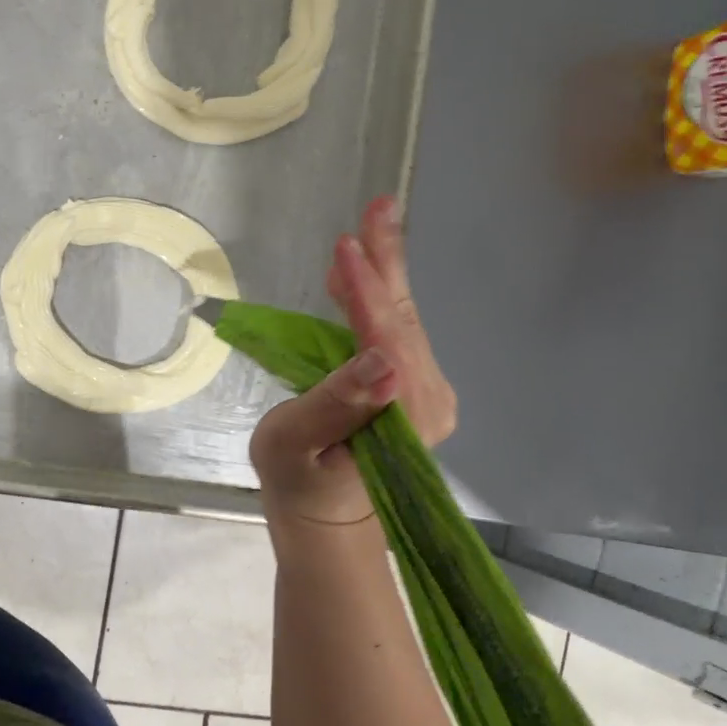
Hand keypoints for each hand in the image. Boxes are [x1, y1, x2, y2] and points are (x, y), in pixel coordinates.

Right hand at [251, 196, 457, 528]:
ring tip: (367, 228)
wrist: (326, 519)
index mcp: (404, 415)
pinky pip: (395, 334)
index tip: (344, 245)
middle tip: (379, 206)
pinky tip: (360, 277)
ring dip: (384, 274)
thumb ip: (335, 403)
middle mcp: (430, 399)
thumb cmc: (299, 483)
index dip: (367, 290)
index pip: (385, 338)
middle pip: (404, 319)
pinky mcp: (414, 390)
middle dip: (388, 262)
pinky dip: (377, 300)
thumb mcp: (296, 445)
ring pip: (403, 321)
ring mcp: (427, 394)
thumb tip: (380, 361)